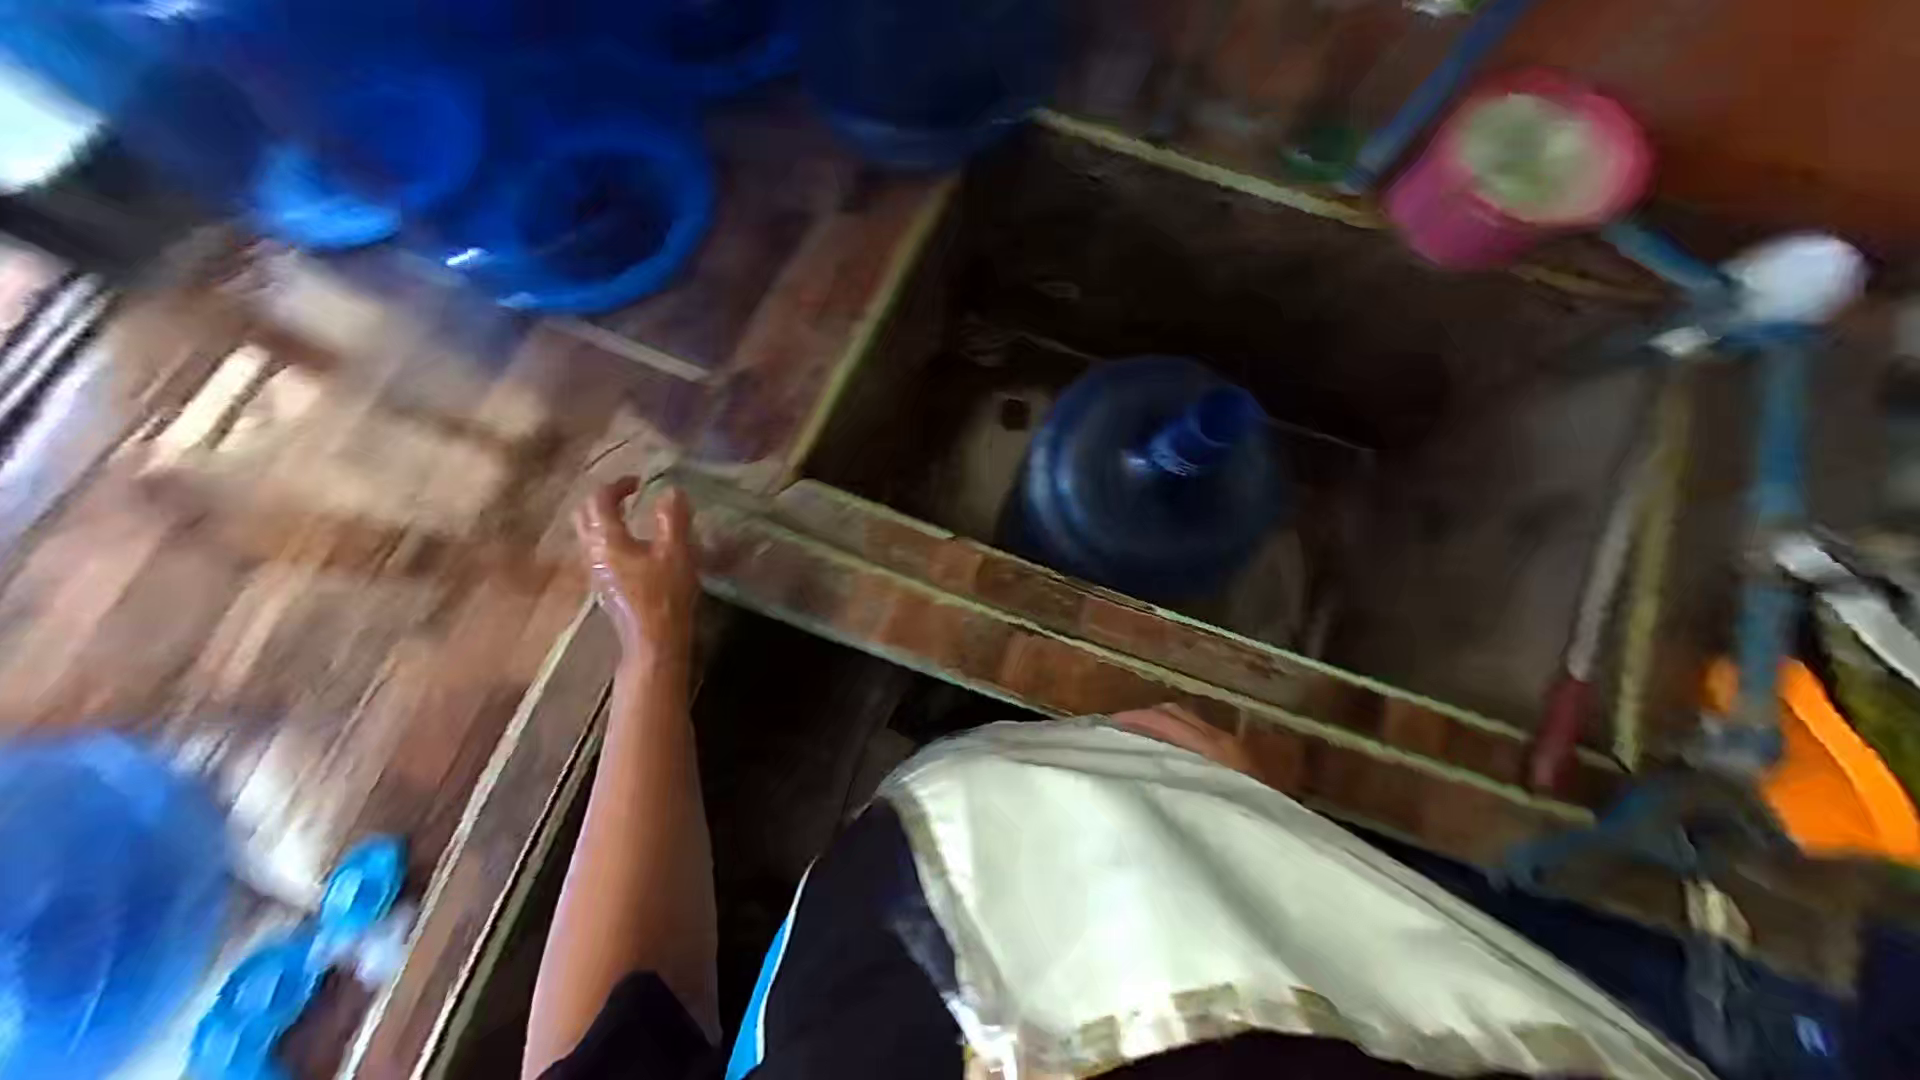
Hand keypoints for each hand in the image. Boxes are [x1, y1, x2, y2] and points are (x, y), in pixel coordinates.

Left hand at [573, 479, 696, 667]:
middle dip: (604, 499)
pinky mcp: (605, 585)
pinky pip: (599, 550)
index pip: (600, 500)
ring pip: (589, 534)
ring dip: (605, 518)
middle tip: (629, 494)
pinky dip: (611, 537)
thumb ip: (672, 518)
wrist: (654, 640)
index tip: (640, 482)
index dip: (618, 485)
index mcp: (608, 539)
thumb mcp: (676, 552)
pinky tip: (635, 546)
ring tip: (632, 516)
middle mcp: (593, 551)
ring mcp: (596, 570)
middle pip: (585, 515)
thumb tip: (671, 490)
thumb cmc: (665, 594)